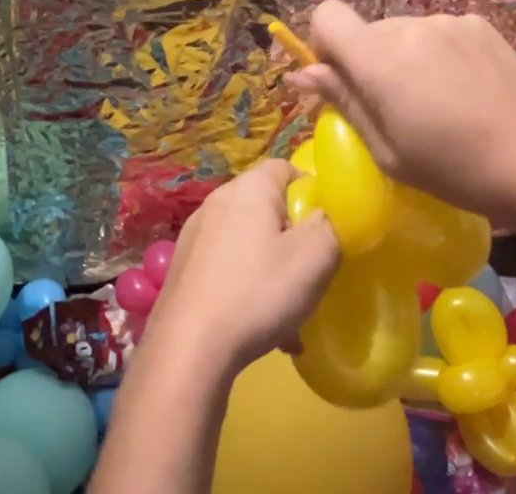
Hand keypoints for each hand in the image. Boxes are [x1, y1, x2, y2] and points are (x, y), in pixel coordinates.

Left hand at [142, 159, 340, 374]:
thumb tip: (326, 214)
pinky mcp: (184, 268)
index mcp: (249, 189)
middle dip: (293, 239)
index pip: (287, 168)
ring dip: (273, 271)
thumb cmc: (258, 291)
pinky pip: (229, 268)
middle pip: (268, 208)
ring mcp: (196, 235)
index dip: (312, 192)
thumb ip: (331, 224)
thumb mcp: (315, 257)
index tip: (327, 227)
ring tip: (291, 313)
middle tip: (311, 273)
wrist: (188, 347)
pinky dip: (248, 289)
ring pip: (250, 243)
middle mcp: (217, 202)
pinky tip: (264, 330)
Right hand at [287, 0, 515, 226]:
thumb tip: (302, 74)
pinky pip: (438, 33)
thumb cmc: (458, 171)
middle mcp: (410, 26)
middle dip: (368, 63)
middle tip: (397, 112)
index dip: (323, 47)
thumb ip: (343, 103)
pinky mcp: (480, 25)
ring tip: (439, 105)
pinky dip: (437, 56)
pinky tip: (466, 92)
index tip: (341, 84)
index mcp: (380, 58)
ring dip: (405, 60)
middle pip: (367, 31)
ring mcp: (449, 21)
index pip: (327, 17)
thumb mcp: (388, 152)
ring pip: (403, 34)